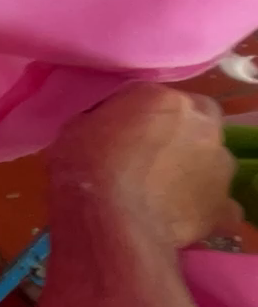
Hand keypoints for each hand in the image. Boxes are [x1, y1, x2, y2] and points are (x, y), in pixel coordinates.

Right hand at [47, 83, 241, 250]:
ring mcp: (223, 168)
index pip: (148, 92)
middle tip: (144, 140)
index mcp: (163, 100)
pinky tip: (172, 205)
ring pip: (210, 155)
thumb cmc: (83, 160)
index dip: (128, 104)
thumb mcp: (78, 124)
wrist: (112, 215)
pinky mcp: (228, 205)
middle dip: (178, 123)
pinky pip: (216, 197)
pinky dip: (198, 198)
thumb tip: (117, 125)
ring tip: (155, 178)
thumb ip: (108, 118)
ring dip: (189, 160)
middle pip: (199, 114)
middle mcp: (205, 127)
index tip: (108, 118)